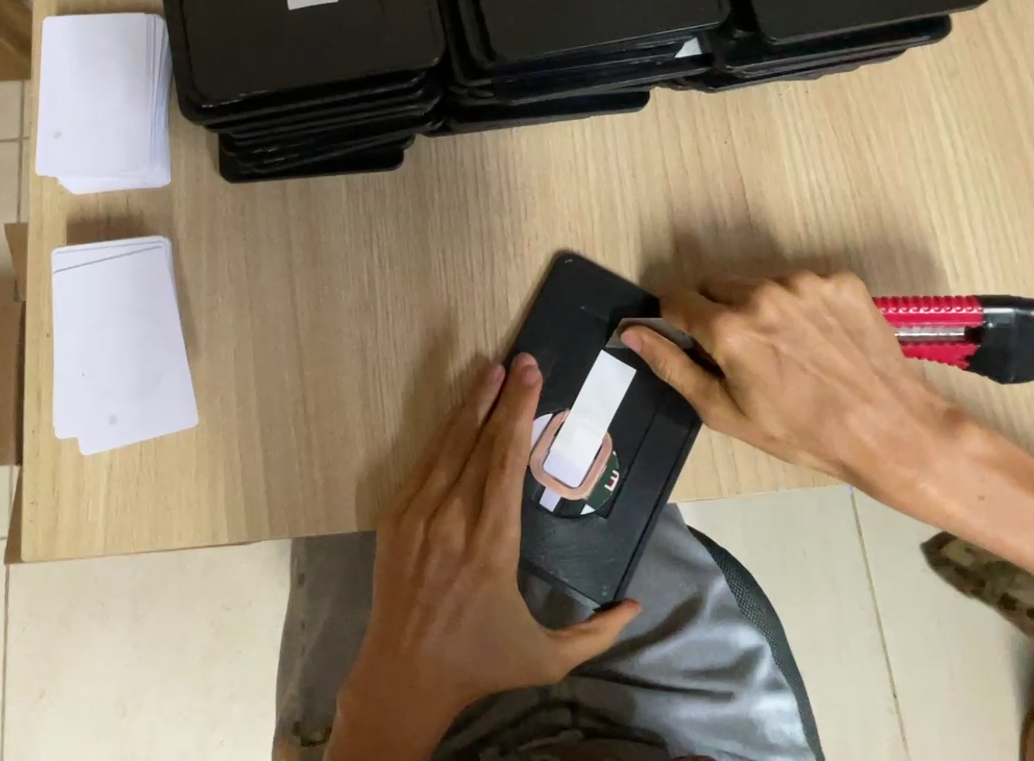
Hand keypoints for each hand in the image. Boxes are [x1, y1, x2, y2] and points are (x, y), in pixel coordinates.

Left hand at [328, 355, 641, 758]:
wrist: (403, 674)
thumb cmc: (479, 661)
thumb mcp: (548, 659)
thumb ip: (598, 633)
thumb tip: (638, 605)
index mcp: (492, 541)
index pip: (506, 458)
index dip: (519, 411)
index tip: (531, 375)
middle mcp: (452, 517)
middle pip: (479, 440)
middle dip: (500, 396)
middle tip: (519, 359)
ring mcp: (417, 512)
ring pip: (447, 443)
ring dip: (469, 404)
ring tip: (488, 371)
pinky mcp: (395, 515)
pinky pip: (422, 463)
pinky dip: (441, 433)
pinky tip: (456, 413)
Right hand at [620, 271, 975, 512]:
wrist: (891, 431)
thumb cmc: (799, 431)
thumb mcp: (723, 410)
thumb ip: (671, 364)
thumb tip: (631, 330)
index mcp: (728, 327)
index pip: (675, 299)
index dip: (676, 323)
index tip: (694, 345)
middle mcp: (762, 293)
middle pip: (713, 287)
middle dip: (716, 313)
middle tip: (742, 353)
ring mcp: (805, 283)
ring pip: (755, 284)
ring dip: (757, 307)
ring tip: (787, 349)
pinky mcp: (840, 281)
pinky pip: (798, 284)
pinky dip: (798, 306)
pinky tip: (818, 339)